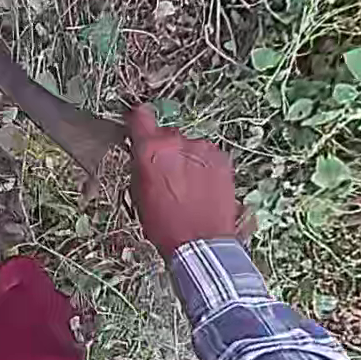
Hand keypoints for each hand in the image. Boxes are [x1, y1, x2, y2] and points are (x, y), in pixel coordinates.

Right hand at [127, 105, 241, 257]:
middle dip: (164, 150)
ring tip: (186, 187)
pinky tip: (200, 189)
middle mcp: (178, 142)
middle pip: (167, 136)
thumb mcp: (138, 195)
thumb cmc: (164, 224)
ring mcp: (203, 149)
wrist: (201, 243)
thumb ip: (140, 166)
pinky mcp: (222, 159)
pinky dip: (202, 167)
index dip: (138, 120)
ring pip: (188, 147)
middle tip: (164, 175)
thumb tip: (141, 154)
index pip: (140, 117)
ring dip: (185, 160)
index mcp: (151, 149)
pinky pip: (207, 156)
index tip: (137, 123)